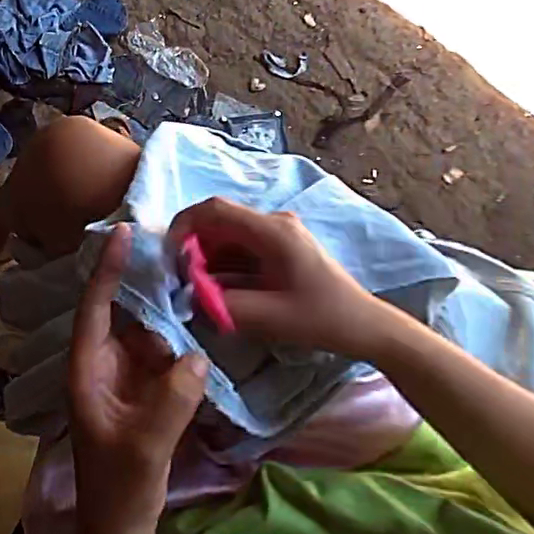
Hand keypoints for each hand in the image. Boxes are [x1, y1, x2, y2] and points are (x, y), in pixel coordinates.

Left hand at [69, 225, 208, 533]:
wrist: (122, 525)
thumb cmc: (119, 487)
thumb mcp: (145, 446)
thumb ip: (172, 400)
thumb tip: (198, 356)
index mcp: (88, 370)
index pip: (94, 309)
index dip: (106, 270)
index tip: (122, 233)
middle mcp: (105, 364)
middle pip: (124, 312)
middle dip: (146, 284)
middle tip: (177, 252)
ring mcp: (127, 376)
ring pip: (148, 331)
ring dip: (169, 314)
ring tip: (197, 285)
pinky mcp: (148, 389)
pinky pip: (165, 354)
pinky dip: (180, 341)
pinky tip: (201, 326)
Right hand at [167, 197, 393, 355]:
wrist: (364, 325)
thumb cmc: (322, 318)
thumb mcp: (270, 318)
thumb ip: (223, 305)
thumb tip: (188, 296)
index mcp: (273, 230)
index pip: (215, 209)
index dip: (184, 226)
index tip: (170, 256)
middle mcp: (273, 222)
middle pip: (219, 222)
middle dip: (194, 248)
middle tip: (184, 281)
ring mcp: (278, 233)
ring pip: (227, 236)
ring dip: (208, 259)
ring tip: (201, 290)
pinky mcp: (279, 247)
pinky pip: (240, 247)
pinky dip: (224, 265)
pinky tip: (222, 290)